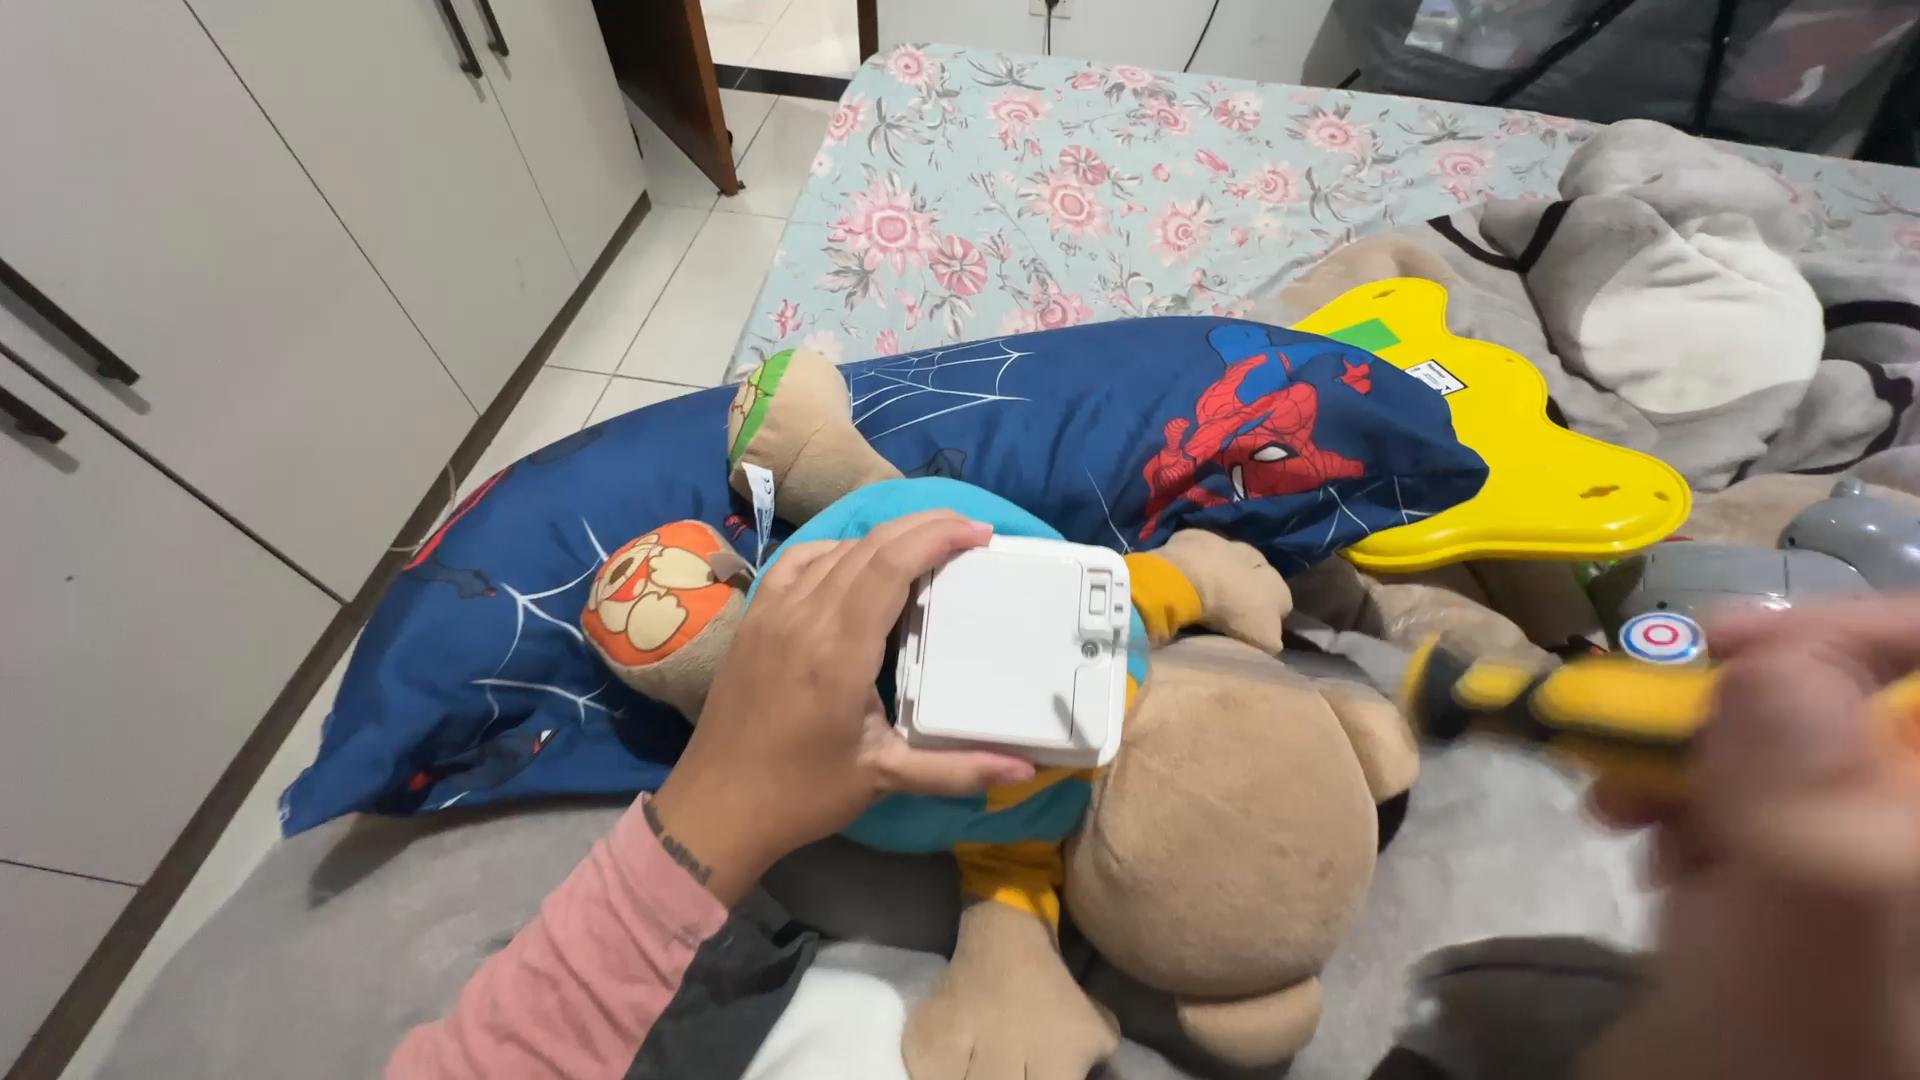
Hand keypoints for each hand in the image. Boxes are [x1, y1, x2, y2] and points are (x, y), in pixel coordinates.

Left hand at [648, 510, 1036, 904]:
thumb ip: (959, 769)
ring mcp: (772, 611)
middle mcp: (803, 617)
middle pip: (870, 545)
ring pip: (837, 548)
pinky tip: (858, 563)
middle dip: (925, 527)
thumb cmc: (802, 793)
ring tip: (927, 545)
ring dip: (887, 537)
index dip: (937, 537)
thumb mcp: (884, 778)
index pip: (890, 565)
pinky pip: (800, 561)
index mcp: (837, 652)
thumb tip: (1027, 768)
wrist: (716, 807)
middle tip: (970, 531)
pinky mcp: (754, 616)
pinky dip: (839, 549)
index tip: (980, 534)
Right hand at [1582, 597, 1919, 1079]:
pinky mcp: (1800, 865)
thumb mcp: (1814, 927)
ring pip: (1776, 741)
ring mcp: (1862, 846)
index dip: (1856, 633)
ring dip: (1677, 756)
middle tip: (1635, 721)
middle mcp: (1914, 821)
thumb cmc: (1795, 1044)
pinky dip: (1676, 799)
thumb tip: (1764, 665)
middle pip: (1847, 700)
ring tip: (1622, 806)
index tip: (1723, 645)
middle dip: (1724, 705)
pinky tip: (1650, 843)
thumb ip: (1807, 797)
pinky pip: (1738, 789)